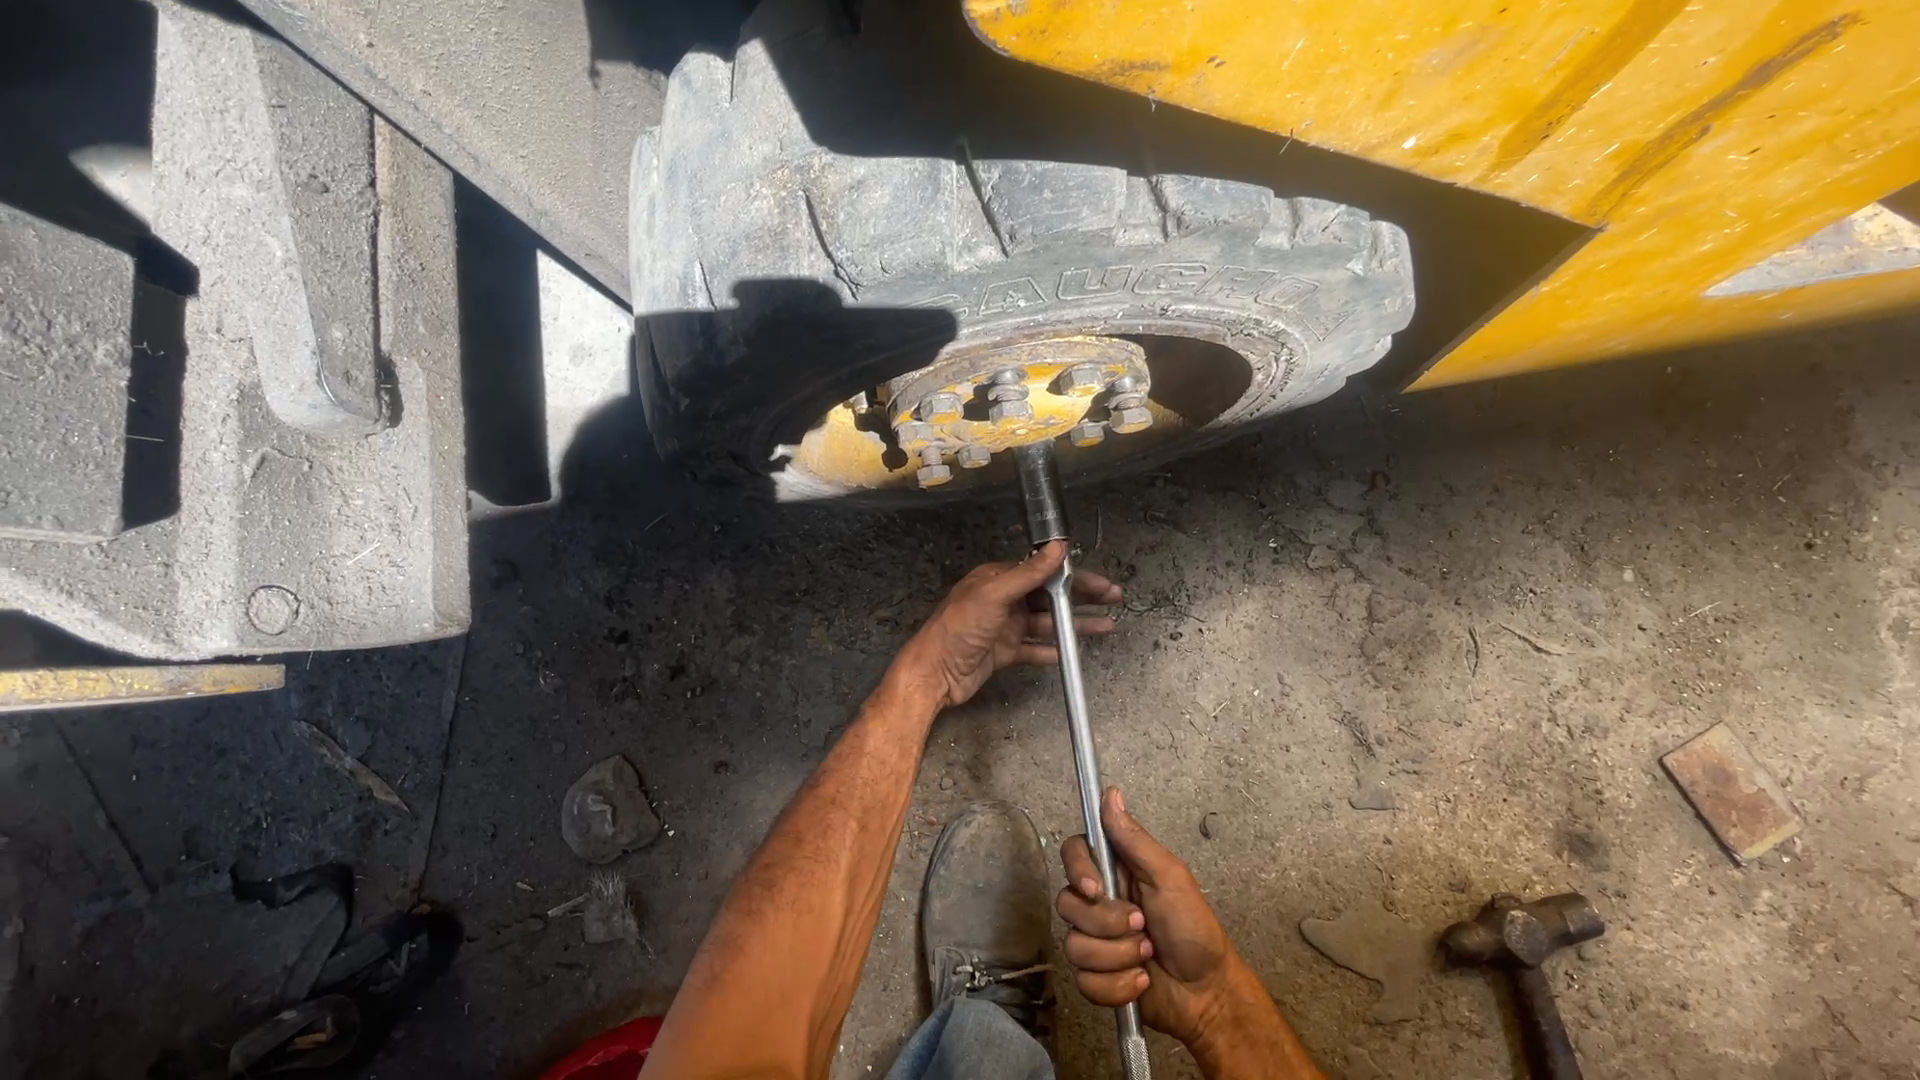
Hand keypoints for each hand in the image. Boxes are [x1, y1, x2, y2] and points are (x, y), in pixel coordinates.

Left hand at [894, 541, 1120, 707]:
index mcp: (997, 580)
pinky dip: (1051, 651)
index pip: (1043, 573)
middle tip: (1112, 599)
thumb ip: (1027, 573)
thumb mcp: (993, 595)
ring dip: (1074, 625)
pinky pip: (1033, 649)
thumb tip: (1056, 548)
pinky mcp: (1003, 653)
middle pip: (1049, 596)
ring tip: (1104, 626)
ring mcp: (1004, 628)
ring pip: (1046, 623)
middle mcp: (1002, 601)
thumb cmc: (956, 630)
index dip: (1073, 577)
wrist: (934, 673)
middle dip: (1081, 598)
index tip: (1099, 582)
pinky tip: (1069, 653)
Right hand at [1056, 788, 1244, 1046]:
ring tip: (1148, 957)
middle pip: (1068, 904)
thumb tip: (1111, 794)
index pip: (1074, 853)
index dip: (1077, 869)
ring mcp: (1096, 941)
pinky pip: (1085, 980)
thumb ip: (1135, 839)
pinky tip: (1141, 981)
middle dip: (1107, 923)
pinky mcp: (1097, 977)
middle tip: (1143, 926)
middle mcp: (1100, 902)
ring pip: (1076, 946)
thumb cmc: (1194, 928)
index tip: (1095, 888)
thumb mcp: (1170, 877)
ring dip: (1118, 956)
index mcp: (1117, 871)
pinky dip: (1117, 985)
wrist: (1207, 993)